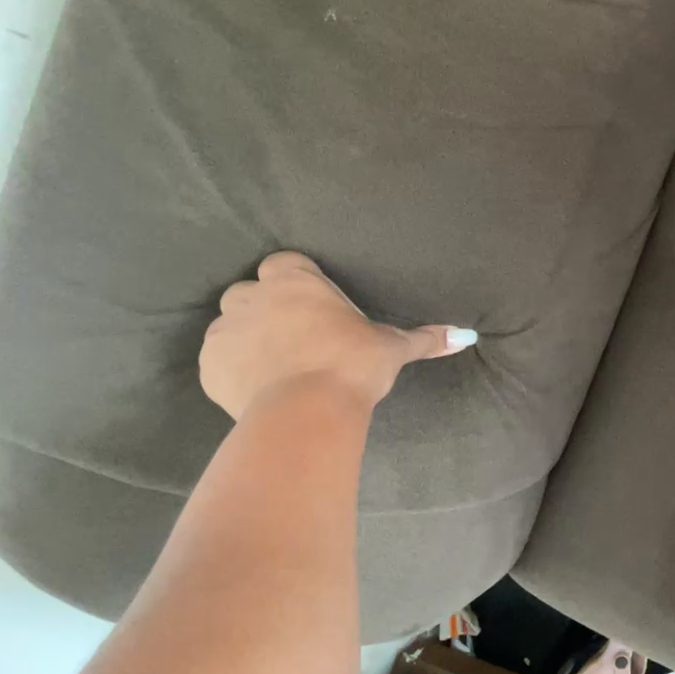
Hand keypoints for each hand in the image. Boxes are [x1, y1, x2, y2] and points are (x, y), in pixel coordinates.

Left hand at [200, 252, 474, 419]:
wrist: (304, 410)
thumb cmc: (352, 363)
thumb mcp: (394, 348)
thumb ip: (425, 338)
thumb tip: (465, 336)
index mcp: (296, 283)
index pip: (286, 262)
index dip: (299, 278)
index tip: (318, 299)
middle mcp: (252, 299)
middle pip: (250, 290)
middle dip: (268, 305)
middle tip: (301, 331)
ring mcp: (224, 333)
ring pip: (231, 324)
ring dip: (251, 335)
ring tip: (282, 359)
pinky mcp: (209, 367)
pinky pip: (221, 358)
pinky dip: (238, 365)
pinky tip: (264, 383)